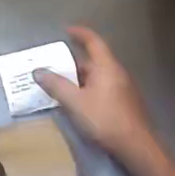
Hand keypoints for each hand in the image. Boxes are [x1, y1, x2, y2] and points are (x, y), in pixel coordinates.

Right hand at [35, 25, 160, 163]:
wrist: (136, 145)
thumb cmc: (105, 119)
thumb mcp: (75, 102)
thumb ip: (56, 85)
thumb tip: (38, 71)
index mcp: (106, 66)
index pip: (93, 41)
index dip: (80, 33)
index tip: (67, 30)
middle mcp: (117, 72)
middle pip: (94, 60)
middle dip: (74, 62)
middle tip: (55, 66)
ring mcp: (123, 87)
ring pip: (98, 75)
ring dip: (81, 77)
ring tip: (62, 85)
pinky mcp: (125, 102)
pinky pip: (103, 87)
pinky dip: (89, 88)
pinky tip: (79, 101)